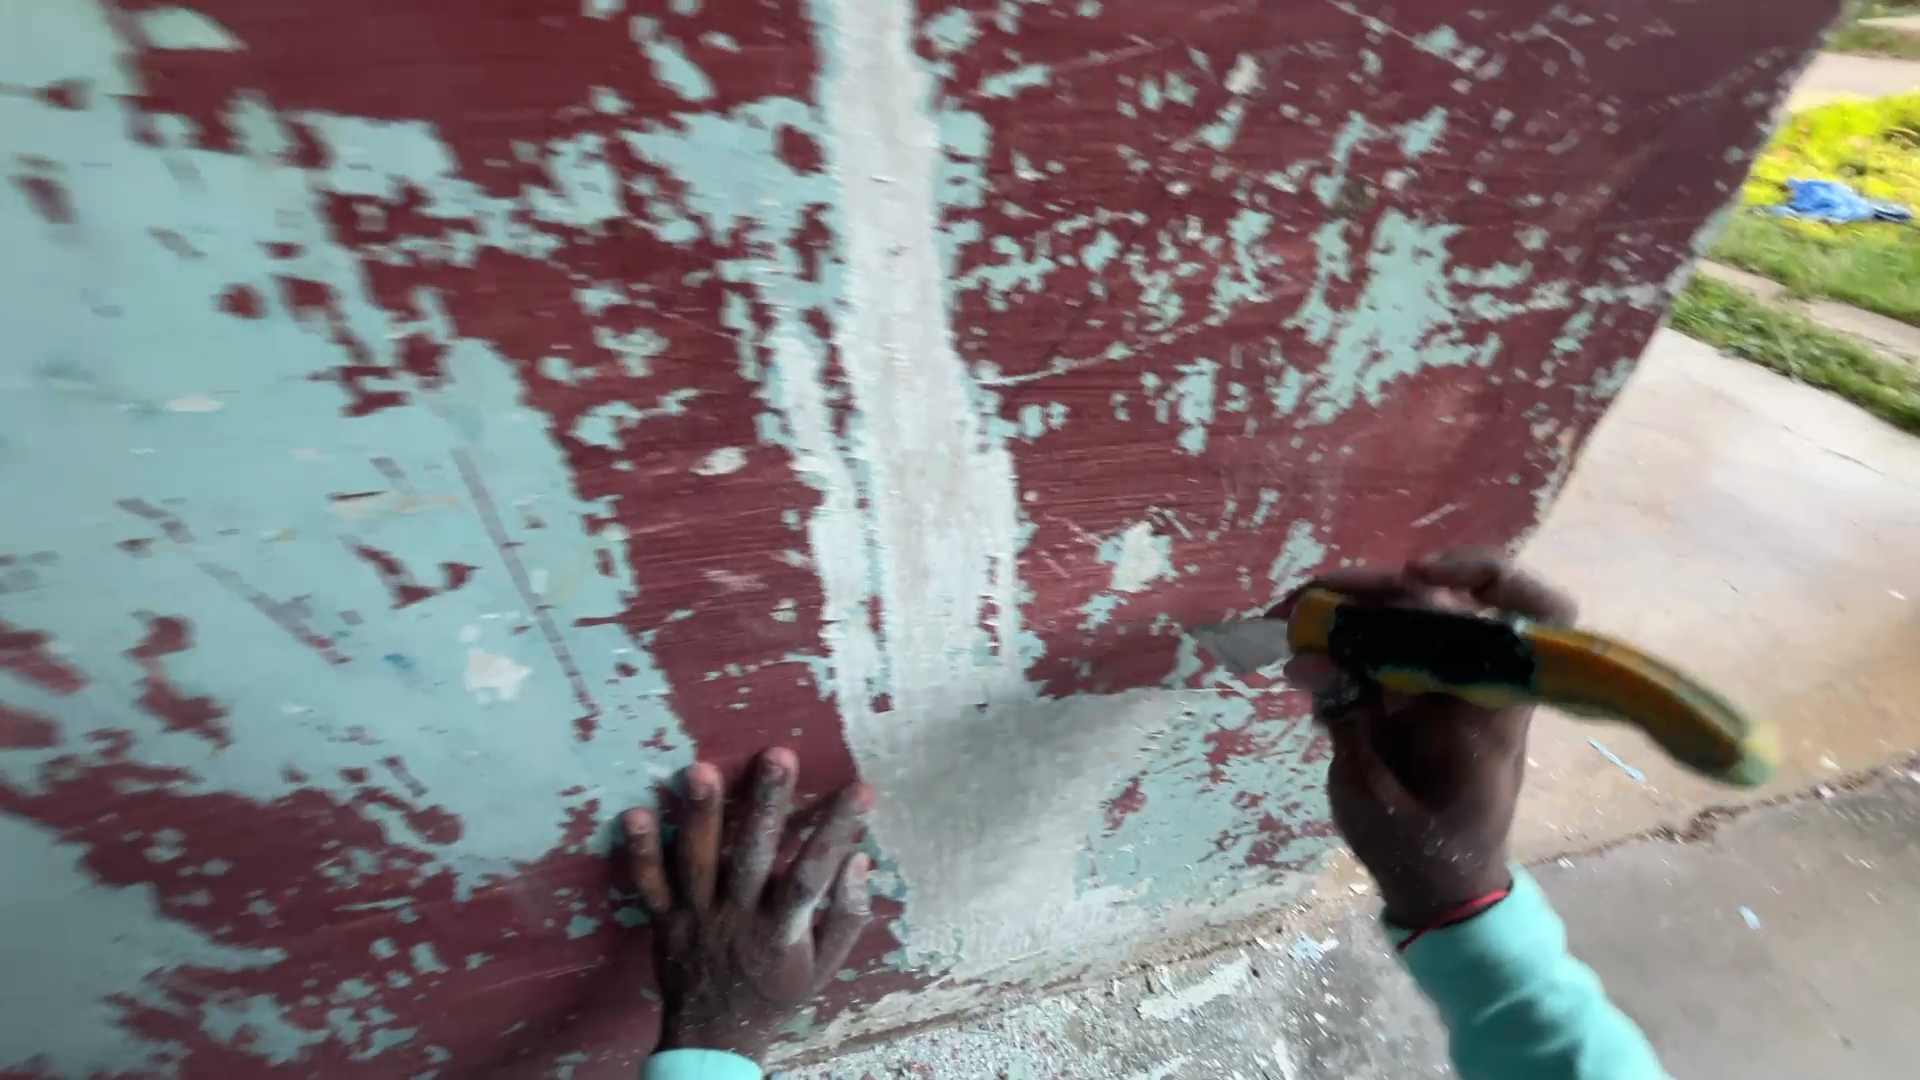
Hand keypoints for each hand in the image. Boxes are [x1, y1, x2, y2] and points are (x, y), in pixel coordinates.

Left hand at [622, 748, 872, 1061]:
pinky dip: (641, 852)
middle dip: (766, 805)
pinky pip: (649, 886)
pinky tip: (634, 814)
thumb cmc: (778, 992)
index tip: (861, 790)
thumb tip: (860, 859)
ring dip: (700, 816)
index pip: (814, 876)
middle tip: (777, 756)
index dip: (837, 832)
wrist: (712, 1041)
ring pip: (696, 864)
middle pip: (753, 858)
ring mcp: (696, 919)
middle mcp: (737, 919)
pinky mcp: (664, 922)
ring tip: (701, 771)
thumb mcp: (825, 966)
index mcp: (781, 933)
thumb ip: (847, 914)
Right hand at [1279, 549, 1575, 927]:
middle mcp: (1470, 683)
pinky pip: (1373, 648)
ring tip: (1286, 620)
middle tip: (1300, 601)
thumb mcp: (1374, 796)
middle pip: (1432, 602)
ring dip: (1342, 609)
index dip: (1481, 575)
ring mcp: (1437, 686)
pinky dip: (1334, 643)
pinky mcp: (1407, 694)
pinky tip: (1301, 657)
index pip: (1517, 616)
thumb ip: (1345, 722)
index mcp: (1488, 708)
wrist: (1439, 886)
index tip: (1415, 572)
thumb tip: (1304, 660)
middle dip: (1364, 589)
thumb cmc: (1421, 851)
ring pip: (1399, 618)